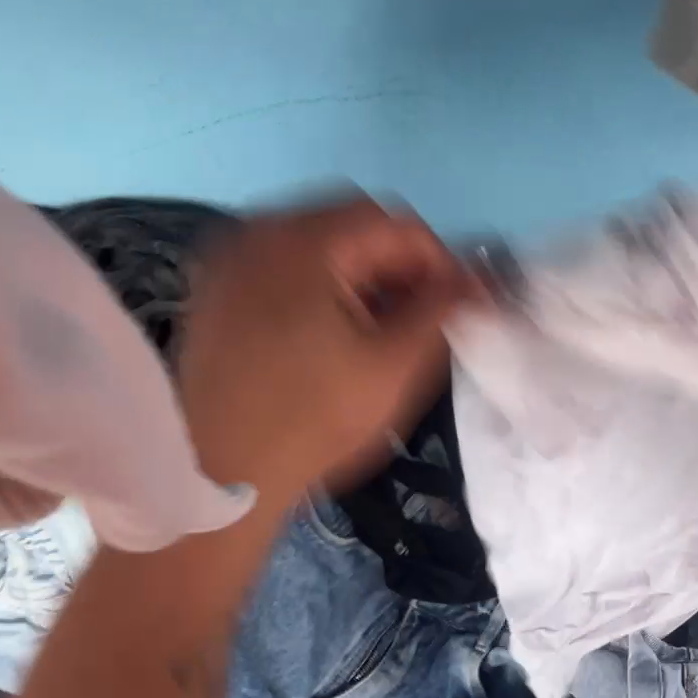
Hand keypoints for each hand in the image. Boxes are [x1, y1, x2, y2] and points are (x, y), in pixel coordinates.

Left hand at [175, 197, 480, 497]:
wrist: (219, 474)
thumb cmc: (313, 422)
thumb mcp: (395, 368)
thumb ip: (445, 311)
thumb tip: (482, 279)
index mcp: (305, 242)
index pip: (396, 223)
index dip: (440, 262)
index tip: (459, 308)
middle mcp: (259, 232)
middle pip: (353, 226)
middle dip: (400, 268)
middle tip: (423, 321)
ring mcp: (229, 260)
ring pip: (318, 246)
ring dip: (363, 278)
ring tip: (383, 332)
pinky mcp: (215, 291)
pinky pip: (284, 268)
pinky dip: (322, 288)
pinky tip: (335, 336)